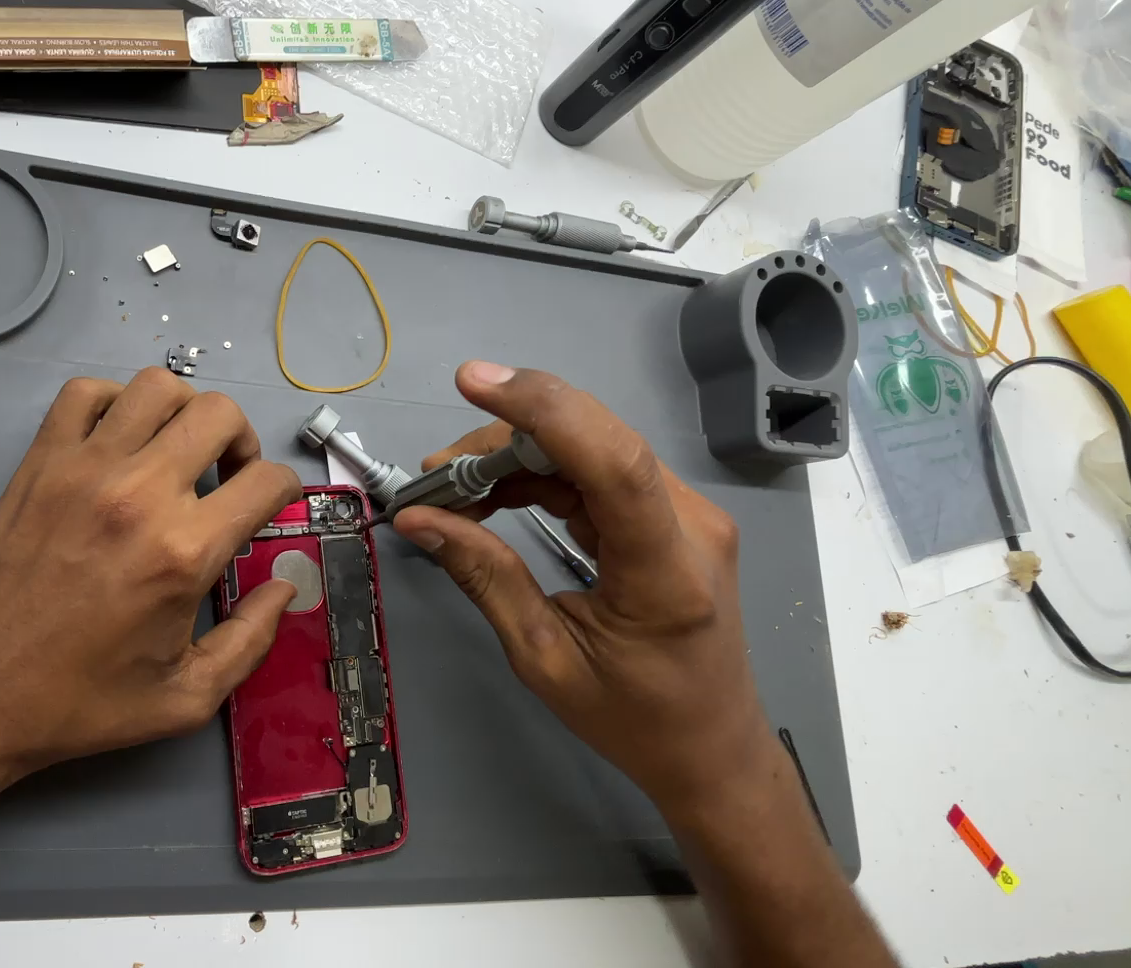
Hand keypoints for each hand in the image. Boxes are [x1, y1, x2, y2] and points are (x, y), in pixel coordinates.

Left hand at [0, 367, 303, 782]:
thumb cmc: (83, 703)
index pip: (266, 482)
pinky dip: (113, 402)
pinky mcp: (38, 462)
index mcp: (183, 552)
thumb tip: (285, 586)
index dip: (284, 490)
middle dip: (241, 441)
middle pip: (219, 414)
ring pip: (155, 387)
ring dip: (183, 412)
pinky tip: (116, 441)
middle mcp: (138, 493)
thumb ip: (252, 639)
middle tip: (226, 478)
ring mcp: (82, 468)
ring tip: (175, 452)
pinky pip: (84, 393)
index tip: (267, 507)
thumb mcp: (188, 697)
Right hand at [392, 361, 774, 814]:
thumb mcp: (542, 656)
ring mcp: (682, 513)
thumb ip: (484, 577)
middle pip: (590, 442)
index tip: (472, 381)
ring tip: (450, 489)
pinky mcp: (666, 515)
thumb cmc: (633, 719)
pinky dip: (534, 475)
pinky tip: (490, 495)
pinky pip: (591, 471)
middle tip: (434, 476)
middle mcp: (688, 522)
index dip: (542, 409)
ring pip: (586, 448)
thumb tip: (419, 519)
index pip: (612, 461)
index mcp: (665, 570)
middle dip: (502, 439)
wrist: (711, 750)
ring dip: (512, 457)